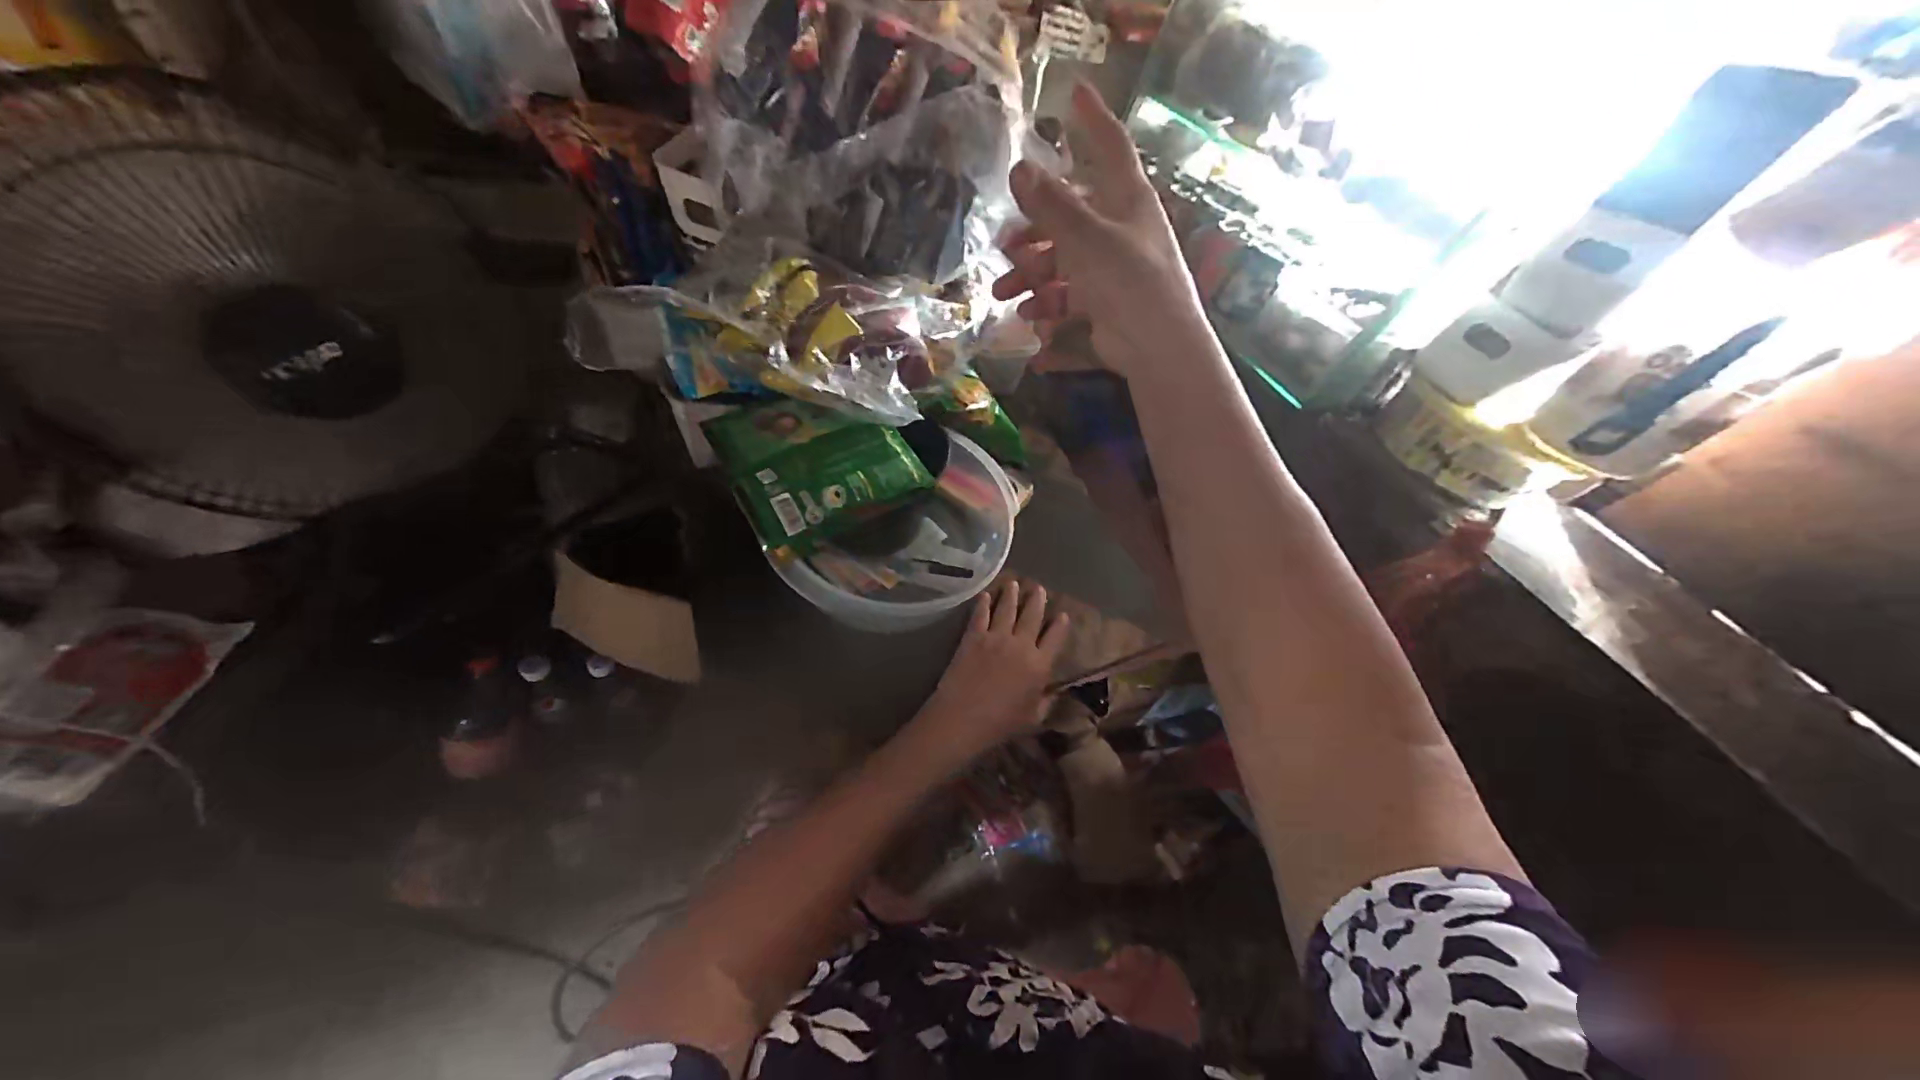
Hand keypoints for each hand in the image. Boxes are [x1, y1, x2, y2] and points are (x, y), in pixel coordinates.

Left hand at [910, 580, 1070, 765]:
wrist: (963, 717)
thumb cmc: (1001, 723)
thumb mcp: (1033, 717)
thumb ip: (1047, 701)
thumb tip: (1055, 692)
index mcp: (1040, 665)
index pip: (1055, 638)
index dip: (1061, 625)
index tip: (1063, 615)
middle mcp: (1021, 645)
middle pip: (1032, 616)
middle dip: (1037, 600)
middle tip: (1039, 589)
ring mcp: (996, 638)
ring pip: (1007, 609)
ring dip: (1012, 595)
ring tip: (1014, 583)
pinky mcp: (973, 637)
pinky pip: (981, 614)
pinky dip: (984, 602)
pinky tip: (986, 594)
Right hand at [992, 83, 1211, 380]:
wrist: (1158, 349)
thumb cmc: (1128, 282)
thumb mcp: (1086, 238)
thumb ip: (1052, 205)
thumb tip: (1019, 168)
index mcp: (1128, 202)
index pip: (1111, 148)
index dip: (1093, 119)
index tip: (1075, 92)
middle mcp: (1122, 234)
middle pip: (1070, 222)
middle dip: (1033, 237)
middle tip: (1004, 250)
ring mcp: (1115, 274)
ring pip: (1064, 269)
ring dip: (1032, 282)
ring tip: (1006, 298)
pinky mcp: (1108, 311)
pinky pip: (1071, 308)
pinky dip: (1050, 318)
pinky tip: (1033, 333)